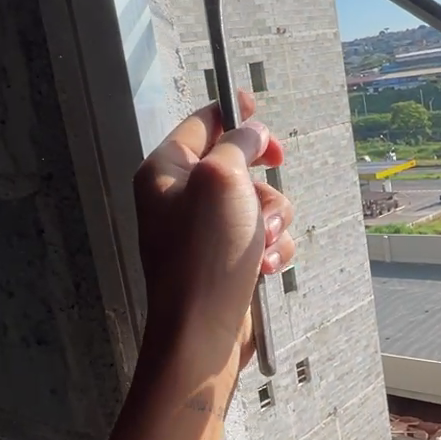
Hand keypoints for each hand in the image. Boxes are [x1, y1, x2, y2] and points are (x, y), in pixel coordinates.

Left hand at [134, 93, 294, 369]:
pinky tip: (266, 267)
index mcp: (166, 172)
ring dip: (273, 219)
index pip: (201, 124)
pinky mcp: (228, 260)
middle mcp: (182, 199)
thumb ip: (238, 145)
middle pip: (238, 163)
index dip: (232, 112)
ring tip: (264, 244)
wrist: (204, 333)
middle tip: (273, 177)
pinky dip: (273, 248)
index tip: (258, 106)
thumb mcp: (221, 179)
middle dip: (263, 180)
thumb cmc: (206, 253)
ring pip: (259, 203)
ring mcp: (206, 232)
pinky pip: (264, 238)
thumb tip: (252, 132)